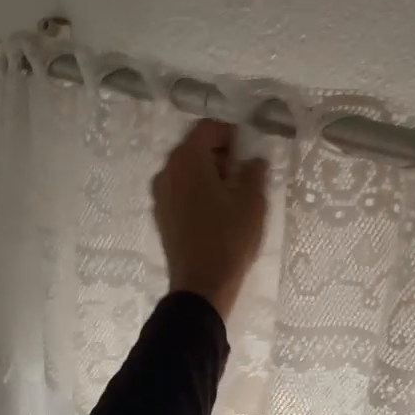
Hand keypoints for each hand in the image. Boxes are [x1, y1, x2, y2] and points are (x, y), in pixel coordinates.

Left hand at [150, 119, 267, 318]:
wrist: (201, 286)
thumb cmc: (229, 239)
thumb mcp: (252, 202)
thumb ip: (254, 172)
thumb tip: (254, 160)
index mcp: (187, 159)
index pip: (208, 128)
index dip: (231, 134)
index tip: (248, 150)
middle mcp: (167, 171)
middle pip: (194, 148)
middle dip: (219, 154)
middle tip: (243, 172)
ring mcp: (160, 195)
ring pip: (186, 171)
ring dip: (208, 174)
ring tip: (231, 193)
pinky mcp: (161, 216)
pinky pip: (180, 191)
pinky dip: (196, 192)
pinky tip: (215, 211)